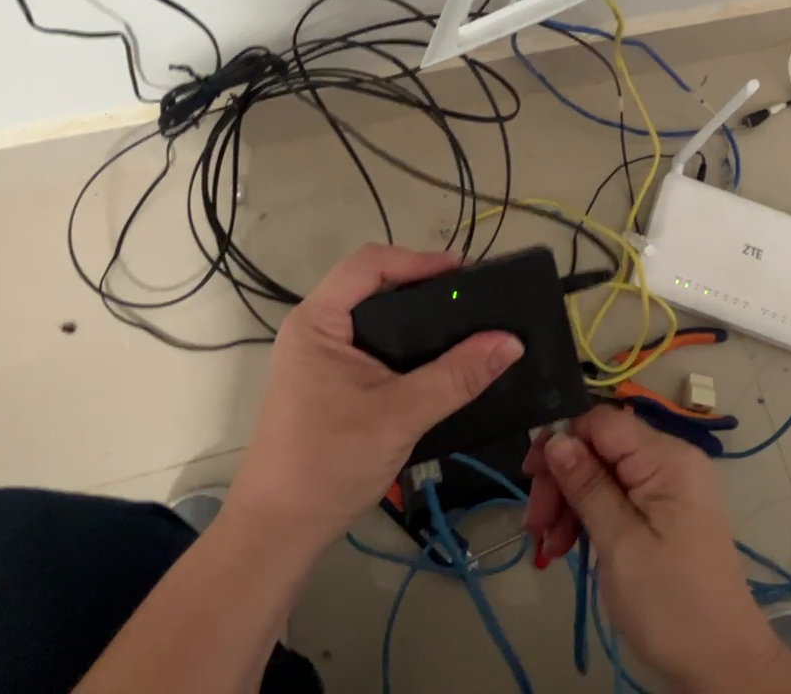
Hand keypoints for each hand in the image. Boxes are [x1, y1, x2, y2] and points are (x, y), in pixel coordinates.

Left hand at [226, 244, 524, 547]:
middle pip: (373, 285)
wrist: (278, 530)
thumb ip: (457, 376)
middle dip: (423, 287)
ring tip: (465, 327)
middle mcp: (315, 329)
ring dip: (417, 319)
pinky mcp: (330, 383)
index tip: (466, 274)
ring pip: (376, 319)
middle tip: (472, 301)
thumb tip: (511, 342)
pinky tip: (439, 362)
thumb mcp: (400, 415)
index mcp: (318, 321)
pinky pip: (374, 346)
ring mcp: (320, 358)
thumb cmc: (329, 462)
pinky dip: (407, 347)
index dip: (418, 259)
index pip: (369, 264)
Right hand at [525, 407, 790, 692]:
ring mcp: (671, 487)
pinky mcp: (667, 512)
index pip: (602, 422)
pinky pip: (620, 496)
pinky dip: (591, 516)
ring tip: (550, 546)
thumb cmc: (670, 603)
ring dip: (571, 503)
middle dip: (563, 480)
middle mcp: (672, 461)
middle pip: (601, 448)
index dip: (561, 440)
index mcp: (668, 459)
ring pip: (605, 473)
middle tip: (535, 525)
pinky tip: (569, 546)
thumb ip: (587, 486)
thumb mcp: (620, 543)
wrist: (724, 665)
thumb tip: (555, 438)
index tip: (530, 475)